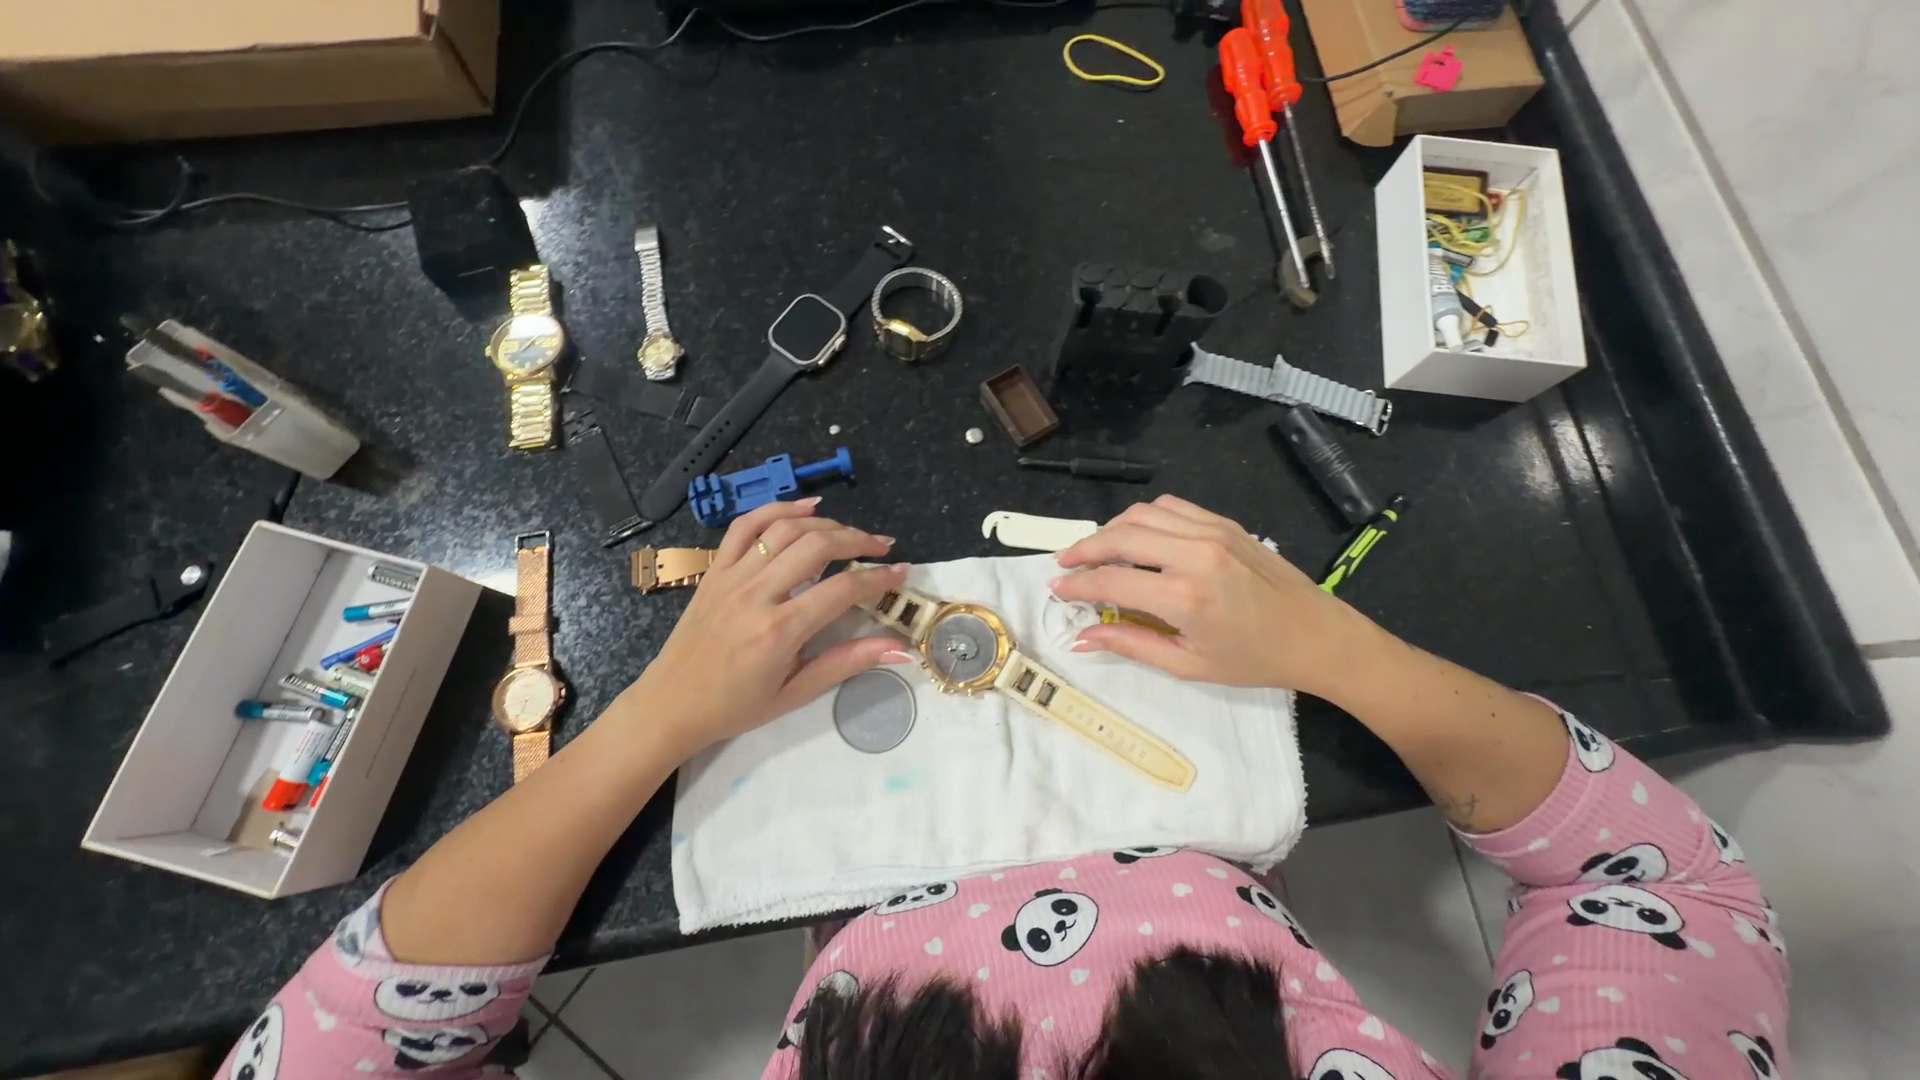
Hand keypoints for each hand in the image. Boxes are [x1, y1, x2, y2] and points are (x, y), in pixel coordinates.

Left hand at [617, 499, 912, 753]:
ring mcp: (731, 577)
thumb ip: (847, 664)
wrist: (670, 705)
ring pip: (785, 530)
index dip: (878, 578)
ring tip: (851, 533)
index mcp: (778, 632)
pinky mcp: (714, 570)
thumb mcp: (795, 694)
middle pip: (816, 547)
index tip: (902, 572)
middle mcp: (755, 595)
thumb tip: (899, 648)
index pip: (842, 590)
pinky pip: (744, 527)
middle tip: (883, 547)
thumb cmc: (735, 707)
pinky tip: (806, 508)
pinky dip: (777, 509)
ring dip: (825, 524)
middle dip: (858, 541)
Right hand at [1051, 495, 1377, 696]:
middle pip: (1119, 537)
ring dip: (1111, 529)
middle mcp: (1194, 554)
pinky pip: (1171, 508)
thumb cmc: (1254, 660)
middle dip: (1084, 549)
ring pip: (1142, 515)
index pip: (1111, 581)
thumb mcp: (1189, 664)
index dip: (1077, 584)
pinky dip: (1144, 518)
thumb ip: (1131, 644)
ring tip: (1096, 550)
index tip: (1057, 588)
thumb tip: (1083, 637)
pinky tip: (1136, 537)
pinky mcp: (1224, 523)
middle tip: (1065, 564)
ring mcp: (1211, 532)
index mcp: (1184, 596)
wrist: (1318, 636)